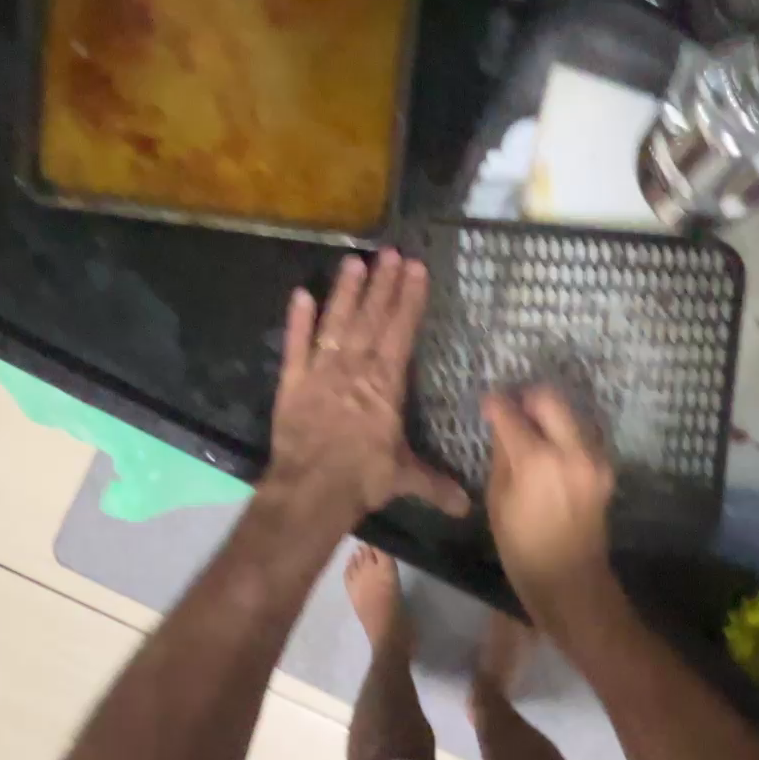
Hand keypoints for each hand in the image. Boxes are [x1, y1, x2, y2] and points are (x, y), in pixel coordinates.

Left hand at [265, 250, 468, 524]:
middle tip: (390, 252)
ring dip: (345, 292)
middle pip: (371, 318)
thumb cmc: (363, 478)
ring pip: (336, 323)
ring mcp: (321, 373)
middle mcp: (355, 369)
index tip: (415, 268)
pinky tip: (300, 295)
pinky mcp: (292, 384)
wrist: (310, 489)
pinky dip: (297, 321)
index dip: (409, 299)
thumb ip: (435, 485)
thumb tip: (466, 507)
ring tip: (354, 261)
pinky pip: (296, 346)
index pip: (401, 332)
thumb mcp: (404, 479)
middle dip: (382, 284)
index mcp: (385, 385)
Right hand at [482, 387, 616, 611]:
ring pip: (571, 413)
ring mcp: (594, 457)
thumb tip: (502, 428)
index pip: (511, 413)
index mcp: (537, 460)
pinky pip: (583, 435)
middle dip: (527, 399)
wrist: (570, 579)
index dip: (494, 404)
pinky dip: (566, 434)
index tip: (487, 405)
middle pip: (549, 398)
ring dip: (550, 415)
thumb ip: (502, 456)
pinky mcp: (606, 468)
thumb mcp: (498, 501)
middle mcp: (571, 449)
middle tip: (513, 411)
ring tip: (532, 431)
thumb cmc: (522, 549)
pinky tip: (552, 451)